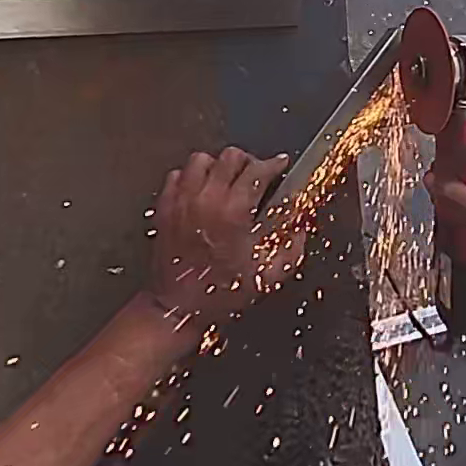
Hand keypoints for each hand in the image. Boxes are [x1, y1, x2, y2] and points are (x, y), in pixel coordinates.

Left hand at [146, 147, 299, 333]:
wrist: (177, 309)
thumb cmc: (220, 294)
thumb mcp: (269, 275)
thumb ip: (292, 248)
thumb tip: (301, 227)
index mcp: (234, 211)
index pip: (258, 170)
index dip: (274, 164)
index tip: (280, 164)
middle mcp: (207, 199)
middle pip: (230, 156)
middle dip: (248, 162)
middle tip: (255, 174)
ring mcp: (182, 201)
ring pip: (201, 159)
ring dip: (217, 166)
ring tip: (225, 179)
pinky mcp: (164, 207)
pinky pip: (177, 175)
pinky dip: (190, 177)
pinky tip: (200, 190)